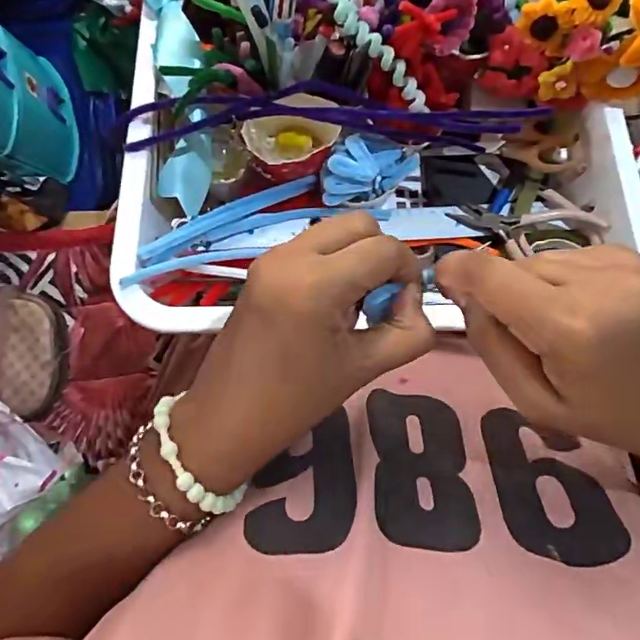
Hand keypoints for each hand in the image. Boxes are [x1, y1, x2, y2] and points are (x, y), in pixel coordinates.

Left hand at [172, 213, 436, 489]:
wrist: (228, 416)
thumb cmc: (298, 400)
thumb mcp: (367, 368)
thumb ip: (410, 331)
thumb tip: (412, 300)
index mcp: (317, 283)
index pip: (386, 249)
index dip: (408, 273)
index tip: (402, 308)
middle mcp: (292, 256)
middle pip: (362, 224)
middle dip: (383, 255)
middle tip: (380, 299)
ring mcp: (273, 255)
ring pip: (337, 229)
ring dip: (358, 255)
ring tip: (353, 302)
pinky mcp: (263, 262)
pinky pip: (314, 243)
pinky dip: (335, 260)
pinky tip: (329, 302)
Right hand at [434, 244, 639, 470]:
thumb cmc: (610, 417)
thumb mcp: (535, 403)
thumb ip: (491, 346)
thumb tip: (467, 295)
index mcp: (569, 325)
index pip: (489, 273)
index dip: (456, 271)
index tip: (445, 283)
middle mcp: (595, 281)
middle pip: (512, 268)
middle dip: (503, 295)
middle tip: (528, 336)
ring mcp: (618, 262)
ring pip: (538, 259)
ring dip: (533, 286)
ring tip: (563, 326)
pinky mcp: (631, 255)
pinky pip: (567, 257)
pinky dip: (562, 279)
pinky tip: (586, 310)